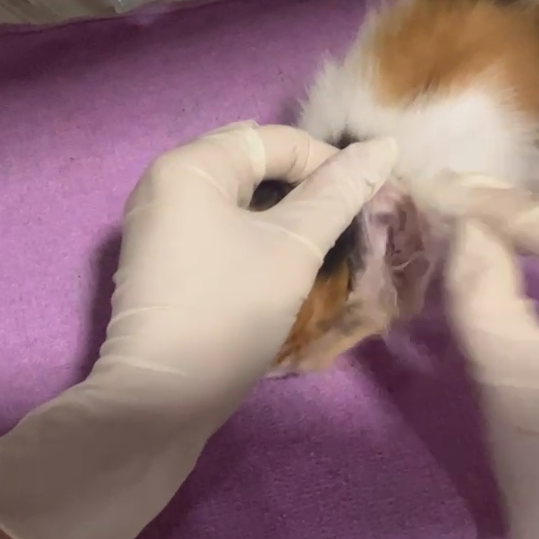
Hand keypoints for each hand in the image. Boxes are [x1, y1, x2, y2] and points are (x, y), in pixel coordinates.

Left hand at [0, 122, 396, 538]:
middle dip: (305, 192)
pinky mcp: (160, 264)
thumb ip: (338, 192)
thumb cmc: (227, 311)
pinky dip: (253, 242)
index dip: (328, 163)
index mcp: (187, 166)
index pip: (272, 140)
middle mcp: (162, 186)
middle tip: (348, 228)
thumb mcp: (292, 247)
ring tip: (323, 251)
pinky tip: (283, 270)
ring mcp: (156, 228)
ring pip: (235, 205)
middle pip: (251, 168)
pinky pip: (215, 233)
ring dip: (282, 221)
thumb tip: (382, 148)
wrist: (160, 398)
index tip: (370, 202)